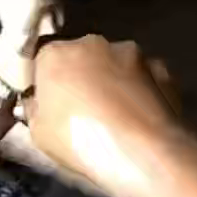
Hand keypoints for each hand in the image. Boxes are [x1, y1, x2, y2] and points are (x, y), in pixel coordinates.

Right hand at [25, 35, 196, 196]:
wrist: (143, 153)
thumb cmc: (81, 143)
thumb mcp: (38, 134)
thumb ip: (35, 108)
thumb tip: (38, 101)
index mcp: (55, 54)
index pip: (42, 60)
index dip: (45, 82)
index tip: (49, 104)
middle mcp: (92, 43)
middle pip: (80, 57)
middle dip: (81, 77)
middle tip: (84, 112)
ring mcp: (131, 52)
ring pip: (114, 64)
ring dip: (112, 82)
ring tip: (118, 117)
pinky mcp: (162, 67)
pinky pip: (143, 77)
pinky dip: (140, 91)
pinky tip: (142, 117)